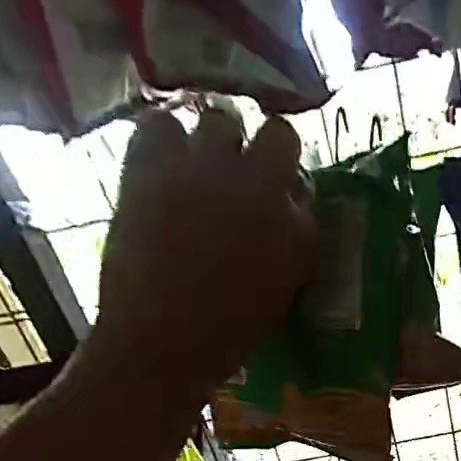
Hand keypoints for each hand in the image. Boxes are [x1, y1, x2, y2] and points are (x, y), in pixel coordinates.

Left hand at [80, 106, 316, 392]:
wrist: (159, 344)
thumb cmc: (224, 335)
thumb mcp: (278, 295)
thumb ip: (289, 248)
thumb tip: (285, 213)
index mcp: (298, 231)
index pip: (306, 185)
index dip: (288, 187)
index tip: (276, 198)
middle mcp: (261, 189)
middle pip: (278, 132)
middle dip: (264, 147)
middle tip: (243, 168)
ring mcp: (206, 171)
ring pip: (219, 116)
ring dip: (214, 138)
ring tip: (198, 163)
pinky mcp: (154, 166)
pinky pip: (160, 123)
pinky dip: (163, 139)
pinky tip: (161, 163)